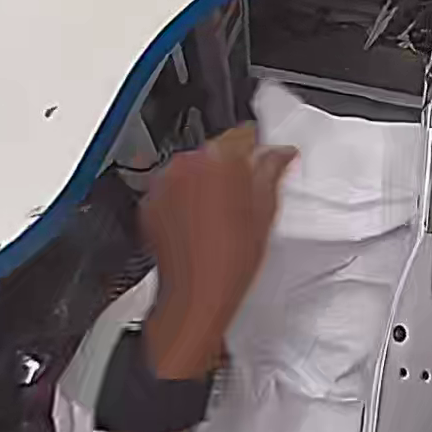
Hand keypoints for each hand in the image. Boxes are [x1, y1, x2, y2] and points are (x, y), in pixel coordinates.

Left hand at [139, 125, 296, 378]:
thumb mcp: (267, 208)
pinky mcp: (151, 203)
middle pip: (218, 149)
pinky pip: (176, 186)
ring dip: (210, 178)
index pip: (244, 132)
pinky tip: (206, 218)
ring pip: (196, 167)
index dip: (260, 145)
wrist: (195, 299)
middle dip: (234, 164)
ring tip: (227, 207)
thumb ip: (273, 169)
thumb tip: (280, 153)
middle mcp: (187, 165)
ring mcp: (165, 184)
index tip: (267, 156)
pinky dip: (189, 194)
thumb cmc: (230, 260)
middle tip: (250, 189)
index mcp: (220, 158)